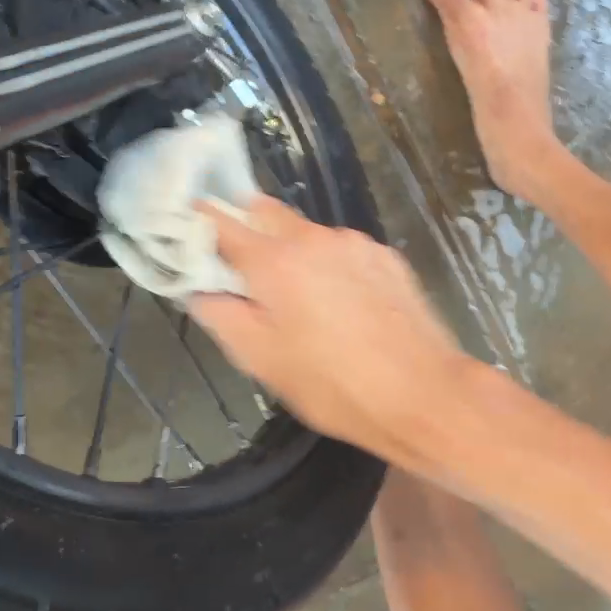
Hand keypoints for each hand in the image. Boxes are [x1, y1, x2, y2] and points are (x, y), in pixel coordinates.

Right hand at [186, 196, 478, 466]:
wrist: (425, 396)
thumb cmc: (334, 385)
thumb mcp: (262, 362)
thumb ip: (221, 316)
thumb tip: (199, 290)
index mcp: (275, 261)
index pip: (221, 220)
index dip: (198, 221)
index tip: (185, 230)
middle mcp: (314, 238)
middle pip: (266, 213)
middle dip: (247, 231)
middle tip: (241, 269)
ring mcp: (356, 243)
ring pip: (307, 233)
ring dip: (291, 252)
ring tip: (299, 300)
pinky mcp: (387, 257)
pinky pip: (342, 249)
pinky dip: (328, 265)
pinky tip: (342, 305)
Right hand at [423, 0, 560, 190]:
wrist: (516, 123)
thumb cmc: (484, 79)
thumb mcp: (460, 32)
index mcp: (497, 7)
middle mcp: (517, 15)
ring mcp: (531, 37)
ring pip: (521, 2)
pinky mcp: (537, 58)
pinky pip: (535, 24)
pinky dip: (530, 11)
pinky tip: (529, 13)